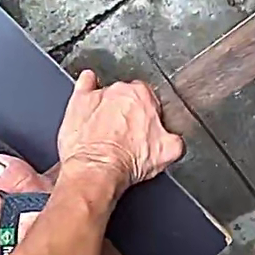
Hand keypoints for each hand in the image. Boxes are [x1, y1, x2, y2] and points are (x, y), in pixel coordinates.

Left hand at [55, 69, 184, 192]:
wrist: (97, 170)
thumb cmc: (128, 160)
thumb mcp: (169, 153)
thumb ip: (176, 139)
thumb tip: (176, 140)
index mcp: (144, 96)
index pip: (151, 100)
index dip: (149, 117)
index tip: (146, 130)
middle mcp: (120, 90)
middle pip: (128, 96)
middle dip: (129, 112)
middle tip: (128, 135)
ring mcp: (98, 95)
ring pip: (107, 94)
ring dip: (109, 108)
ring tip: (108, 130)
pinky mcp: (78, 102)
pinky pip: (84, 85)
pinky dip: (88, 87)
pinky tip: (90, 97)